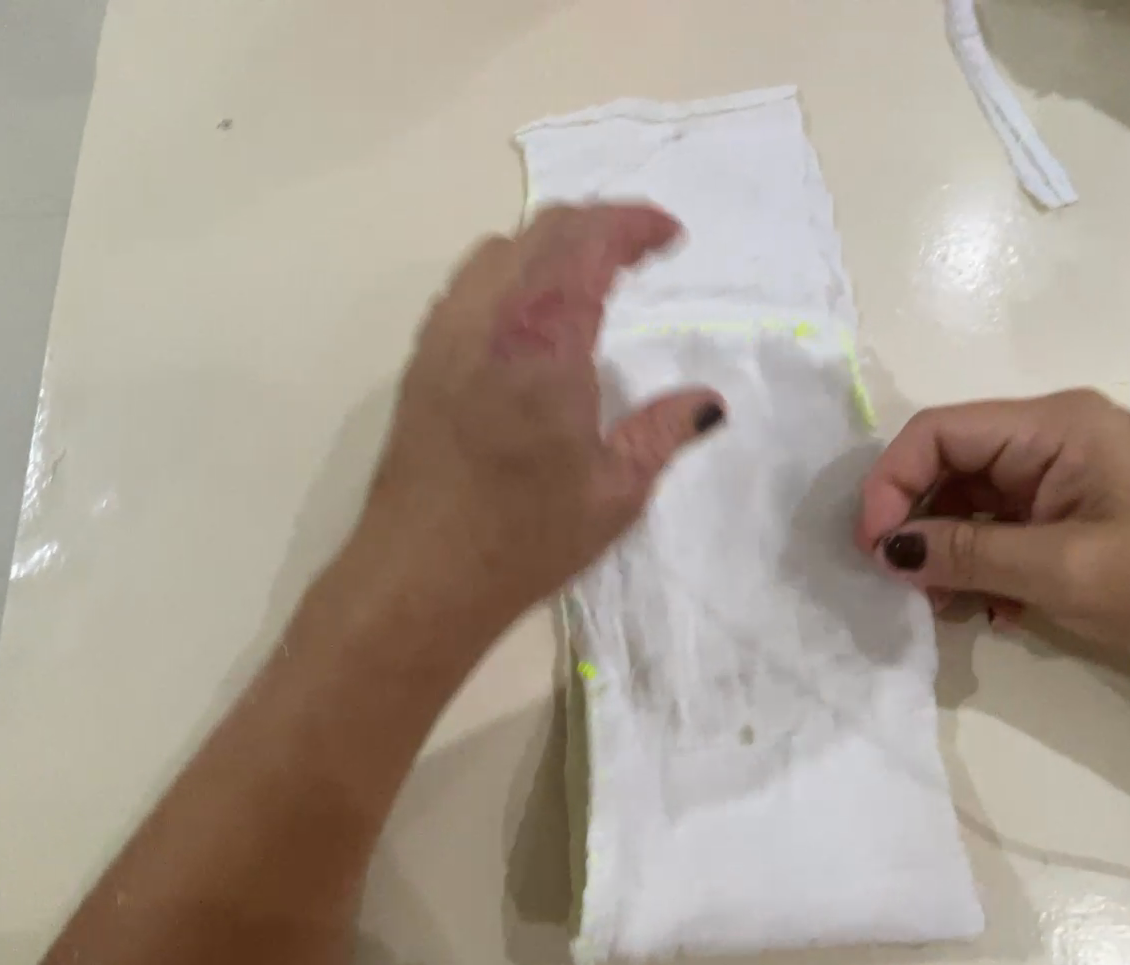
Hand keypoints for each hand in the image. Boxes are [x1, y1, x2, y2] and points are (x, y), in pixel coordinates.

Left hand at [354, 203, 725, 631]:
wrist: (421, 575)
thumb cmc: (525, 538)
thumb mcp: (615, 492)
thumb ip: (664, 432)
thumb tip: (709, 401)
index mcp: (544, 340)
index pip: (589, 242)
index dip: (634, 224)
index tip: (670, 238)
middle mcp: (488, 318)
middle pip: (542, 231)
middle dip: (598, 225)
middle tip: (638, 254)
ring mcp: (445, 335)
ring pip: (498, 251)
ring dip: (549, 247)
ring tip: (586, 280)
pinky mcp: (421, 361)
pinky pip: (467, 286)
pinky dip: (509, 275)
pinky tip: (528, 321)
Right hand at [855, 390, 1129, 652]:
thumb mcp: (1060, 569)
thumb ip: (966, 553)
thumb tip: (886, 551)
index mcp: (1053, 425)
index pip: (937, 432)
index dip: (890, 483)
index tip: (873, 547)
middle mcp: (1050, 434)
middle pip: (948, 464)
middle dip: (916, 523)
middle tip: (904, 582)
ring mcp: (1061, 469)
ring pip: (968, 499)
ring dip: (946, 550)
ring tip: (946, 604)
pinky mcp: (1069, 503)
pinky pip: (999, 522)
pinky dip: (980, 561)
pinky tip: (989, 605)